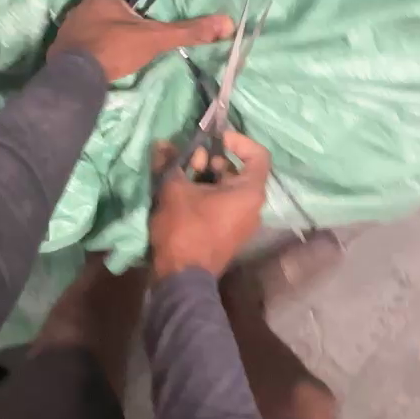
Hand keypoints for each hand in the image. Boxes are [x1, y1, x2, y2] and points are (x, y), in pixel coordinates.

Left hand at [48, 0, 233, 80]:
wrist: (76, 77)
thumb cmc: (114, 48)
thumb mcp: (155, 38)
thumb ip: (187, 31)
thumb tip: (226, 23)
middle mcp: (78, 9)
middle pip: (92, 3)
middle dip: (106, 11)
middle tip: (125, 24)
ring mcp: (66, 31)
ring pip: (82, 25)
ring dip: (95, 32)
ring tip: (113, 44)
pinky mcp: (59, 53)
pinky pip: (74, 46)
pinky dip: (84, 51)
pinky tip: (96, 62)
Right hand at [149, 132, 271, 278]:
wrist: (182, 278)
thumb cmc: (185, 229)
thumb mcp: (174, 190)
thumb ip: (170, 163)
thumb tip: (161, 144)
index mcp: (250, 192)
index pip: (258, 154)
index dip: (237, 141)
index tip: (214, 140)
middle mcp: (253, 207)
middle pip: (239, 171)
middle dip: (213, 160)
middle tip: (188, 160)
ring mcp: (243, 223)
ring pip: (228, 189)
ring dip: (206, 177)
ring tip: (180, 175)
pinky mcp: (229, 234)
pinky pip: (223, 205)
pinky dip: (207, 195)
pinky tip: (181, 194)